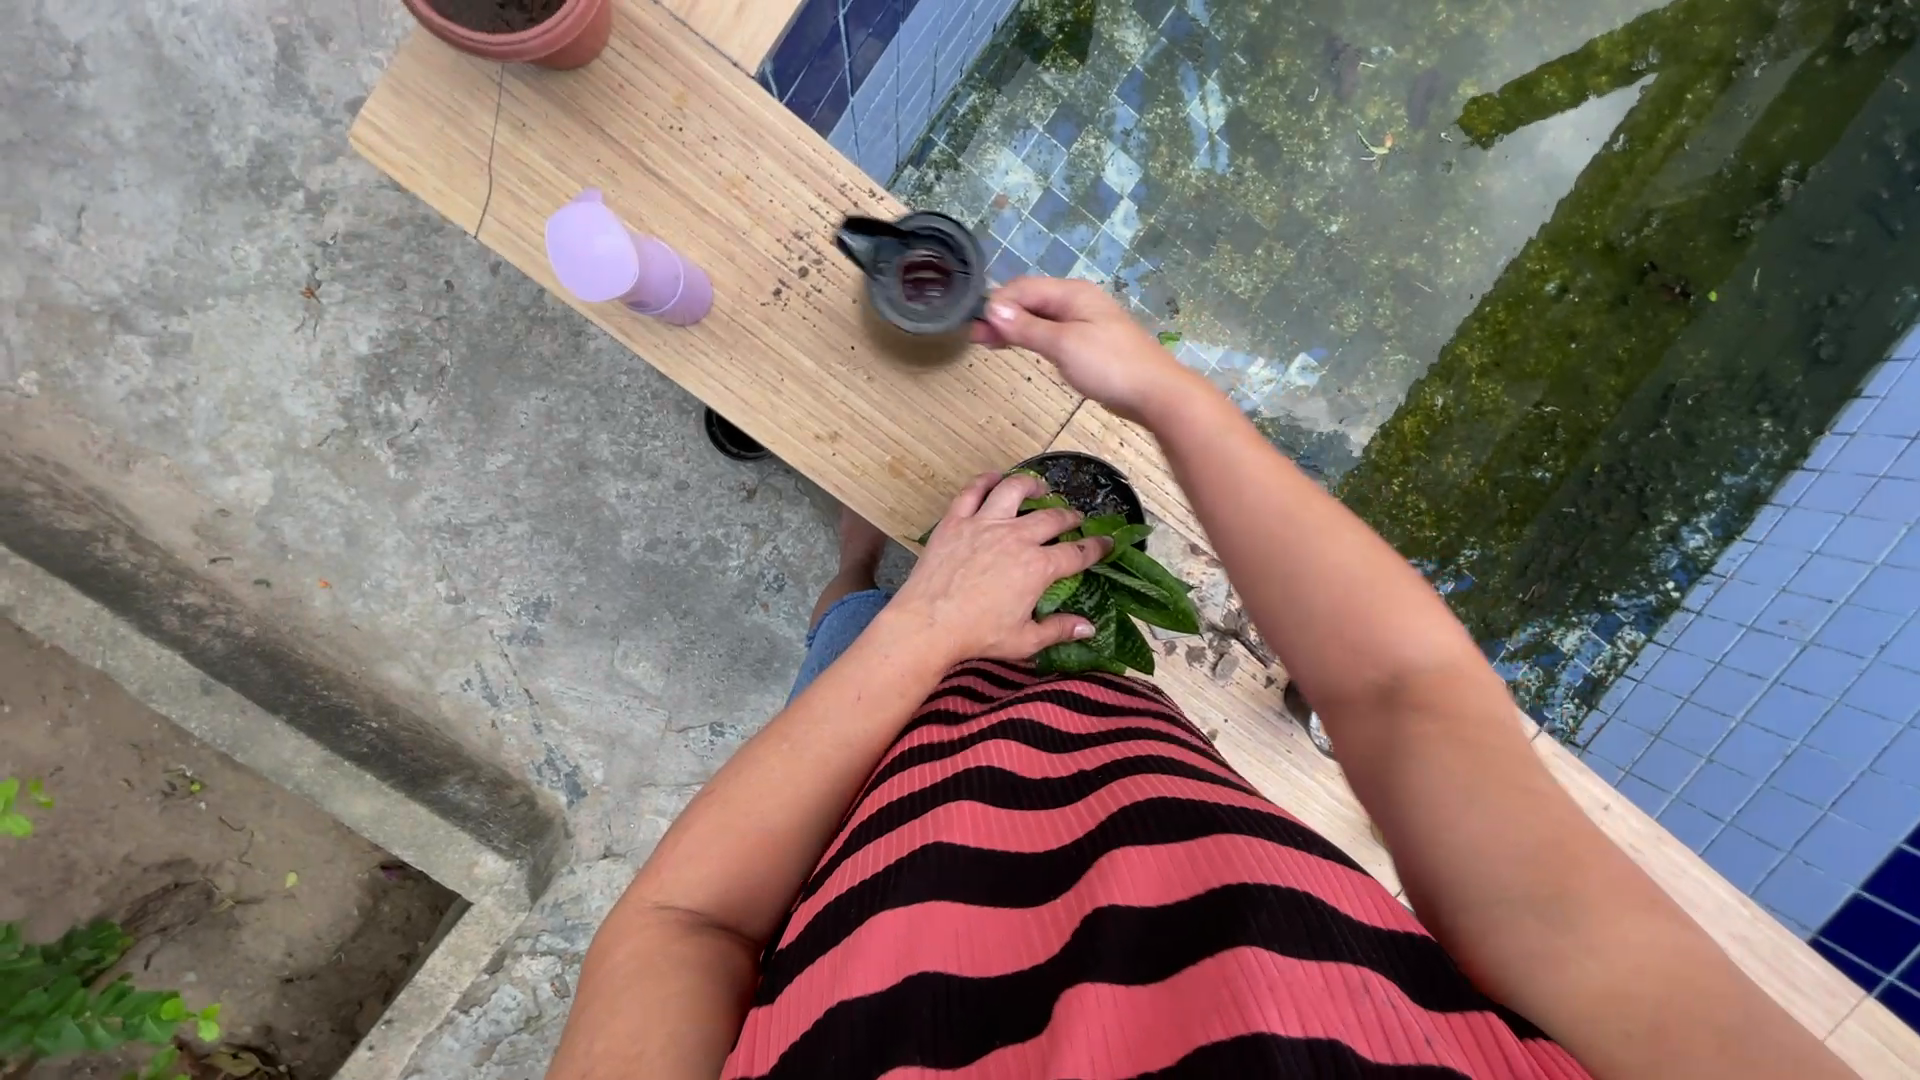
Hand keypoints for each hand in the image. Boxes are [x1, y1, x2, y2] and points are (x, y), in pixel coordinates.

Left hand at [886, 471, 1111, 666]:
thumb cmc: (977, 635)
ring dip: (1032, 486)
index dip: (1096, 547)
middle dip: (1069, 516)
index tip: (1106, 542)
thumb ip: (1058, 629)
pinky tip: (994, 477)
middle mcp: (1016, 538)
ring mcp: (984, 524)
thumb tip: (1088, 628)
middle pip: (1051, 518)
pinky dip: (985, 480)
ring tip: (1040, 488)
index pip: (1076, 553)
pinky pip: (972, 491)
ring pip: (1014, 491)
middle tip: (1075, 518)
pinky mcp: (956, 521)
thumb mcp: (1025, 640)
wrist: (928, 623)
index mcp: (1038, 567)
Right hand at [971, 276, 1202, 423]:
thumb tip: (992, 308)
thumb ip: (1027, 327)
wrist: (1154, 392)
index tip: (974, 328)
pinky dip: (1032, 338)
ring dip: (1015, 327)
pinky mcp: (1088, 343)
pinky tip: (1021, 348)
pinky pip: (1052, 333)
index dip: (996, 305)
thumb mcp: (1063, 345)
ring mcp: (1084, 322)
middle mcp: (1077, 301)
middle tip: (975, 339)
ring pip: (1040, 318)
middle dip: (1002, 316)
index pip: (1023, 289)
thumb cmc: (1109, 365)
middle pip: (1031, 301)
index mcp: (1072, 293)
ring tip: (989, 344)